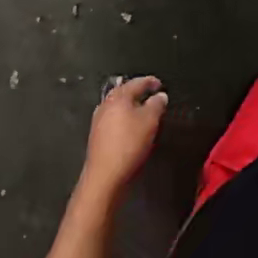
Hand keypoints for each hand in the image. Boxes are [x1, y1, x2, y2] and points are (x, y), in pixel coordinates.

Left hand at [80, 76, 166, 197]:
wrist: (105, 176)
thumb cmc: (129, 144)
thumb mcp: (150, 121)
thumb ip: (157, 104)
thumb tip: (160, 96)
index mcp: (118, 97)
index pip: (137, 82)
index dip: (150, 81)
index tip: (160, 84)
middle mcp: (106, 105)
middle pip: (124, 93)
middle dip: (138, 93)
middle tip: (151, 96)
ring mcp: (99, 121)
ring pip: (118, 107)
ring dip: (131, 107)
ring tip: (143, 112)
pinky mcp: (97, 136)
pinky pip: (114, 120)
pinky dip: (124, 120)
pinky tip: (131, 129)